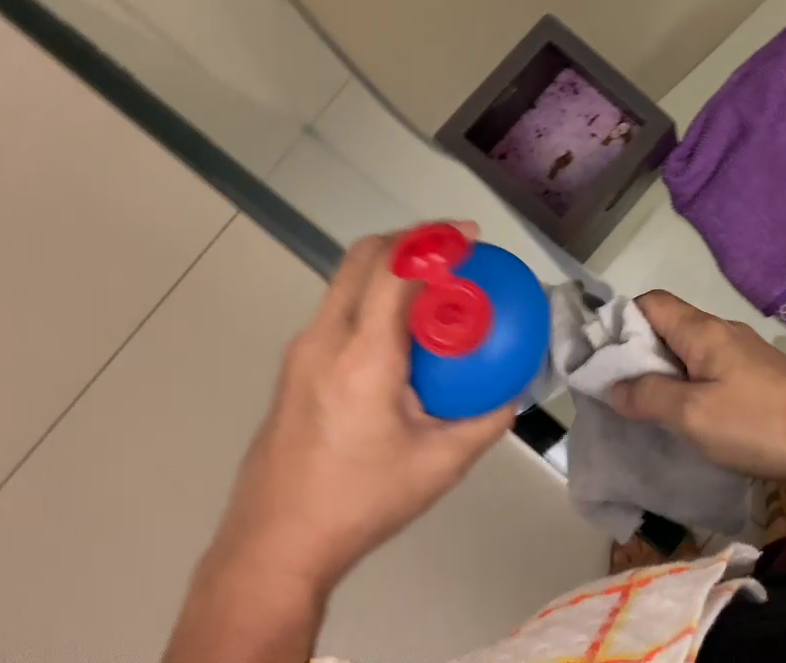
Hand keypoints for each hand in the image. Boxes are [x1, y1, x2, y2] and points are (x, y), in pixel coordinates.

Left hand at [203, 226, 512, 595]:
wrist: (271, 549)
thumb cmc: (359, 504)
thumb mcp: (439, 466)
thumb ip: (486, 422)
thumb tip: (514, 393)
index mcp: (363, 357)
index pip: (394, 269)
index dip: (435, 240)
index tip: (471, 236)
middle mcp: (324, 340)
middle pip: (363, 256)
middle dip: (411, 238)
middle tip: (454, 249)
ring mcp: (301, 352)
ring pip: (345, 280)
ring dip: (389, 265)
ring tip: (434, 284)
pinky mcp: (292, 369)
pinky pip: (338, 309)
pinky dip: (373, 295)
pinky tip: (402, 333)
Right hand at [610, 291, 785, 481]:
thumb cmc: (756, 423)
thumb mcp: (692, 415)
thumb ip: (649, 396)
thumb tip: (614, 385)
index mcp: (703, 330)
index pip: (652, 302)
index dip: (622, 320)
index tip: (602, 355)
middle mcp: (724, 331)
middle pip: (670, 325)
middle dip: (639, 352)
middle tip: (616, 389)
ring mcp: (745, 353)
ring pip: (691, 350)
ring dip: (666, 372)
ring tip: (647, 407)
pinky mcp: (760, 376)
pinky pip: (713, 369)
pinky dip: (692, 384)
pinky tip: (689, 416)